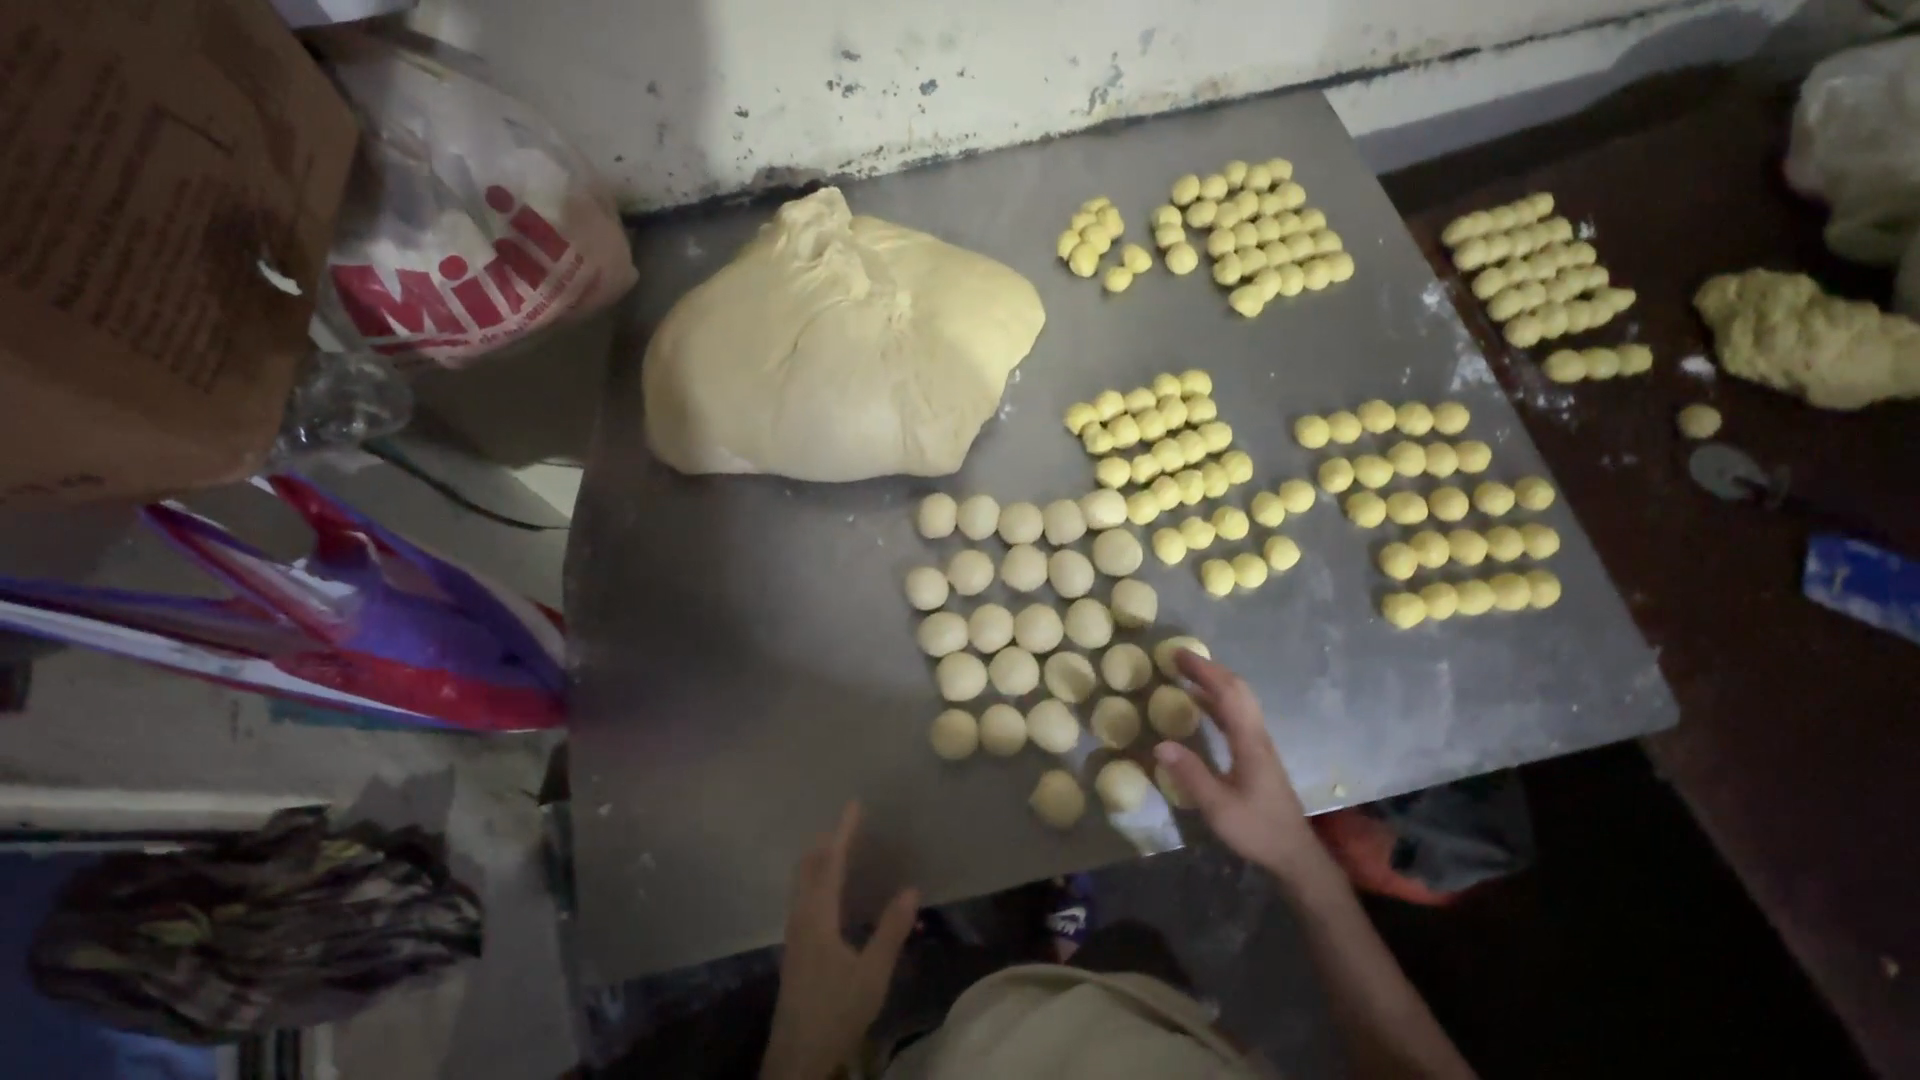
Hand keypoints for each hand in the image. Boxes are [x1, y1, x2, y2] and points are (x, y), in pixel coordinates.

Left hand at [760, 802, 918, 1079]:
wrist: (798, 1055)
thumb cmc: (836, 1010)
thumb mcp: (872, 973)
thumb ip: (891, 930)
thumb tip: (911, 888)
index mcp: (817, 916)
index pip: (831, 863)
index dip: (843, 832)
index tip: (855, 805)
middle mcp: (800, 917)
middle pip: (809, 867)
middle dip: (827, 841)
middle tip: (850, 823)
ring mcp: (794, 934)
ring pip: (802, 883)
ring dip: (821, 860)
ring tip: (843, 847)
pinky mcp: (796, 949)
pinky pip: (805, 898)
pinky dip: (819, 880)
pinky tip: (834, 893)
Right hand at [1153, 650, 1323, 878]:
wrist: (1294, 853)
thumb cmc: (1257, 829)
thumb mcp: (1218, 807)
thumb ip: (1191, 775)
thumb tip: (1160, 744)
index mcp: (1249, 742)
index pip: (1227, 694)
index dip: (1203, 671)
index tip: (1177, 655)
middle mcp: (1257, 736)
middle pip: (1237, 690)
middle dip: (1208, 669)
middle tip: (1178, 658)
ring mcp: (1260, 744)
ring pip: (1240, 701)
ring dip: (1214, 682)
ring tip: (1186, 674)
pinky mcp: (1258, 755)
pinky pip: (1237, 716)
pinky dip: (1217, 702)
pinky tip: (1200, 707)